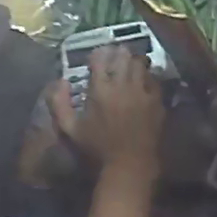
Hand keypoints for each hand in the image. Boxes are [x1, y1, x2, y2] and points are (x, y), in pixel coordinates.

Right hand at [44, 46, 163, 173]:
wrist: (131, 163)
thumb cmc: (98, 147)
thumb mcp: (70, 128)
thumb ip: (58, 102)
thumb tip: (60, 80)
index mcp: (100, 89)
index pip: (100, 58)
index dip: (99, 53)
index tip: (99, 55)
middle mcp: (123, 86)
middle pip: (124, 57)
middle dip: (120, 53)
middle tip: (119, 53)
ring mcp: (143, 94)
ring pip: (142, 66)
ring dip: (136, 62)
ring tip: (133, 63)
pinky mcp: (158, 103)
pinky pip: (155, 82)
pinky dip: (149, 78)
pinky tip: (146, 81)